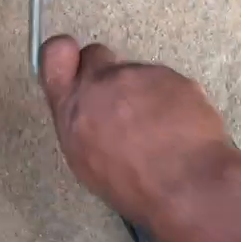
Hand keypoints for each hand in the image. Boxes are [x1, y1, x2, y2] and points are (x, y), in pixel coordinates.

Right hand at [39, 37, 239, 238]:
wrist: (185, 185)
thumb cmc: (136, 187)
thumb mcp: (87, 163)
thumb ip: (81, 125)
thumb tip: (89, 115)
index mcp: (72, 109)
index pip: (55, 54)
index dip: (66, 54)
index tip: (76, 64)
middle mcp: (100, 84)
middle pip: (96, 55)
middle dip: (107, 73)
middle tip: (122, 100)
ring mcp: (136, 75)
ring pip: (136, 72)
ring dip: (144, 92)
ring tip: (159, 128)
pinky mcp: (170, 75)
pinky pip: (167, 81)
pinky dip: (172, 99)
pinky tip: (179, 127)